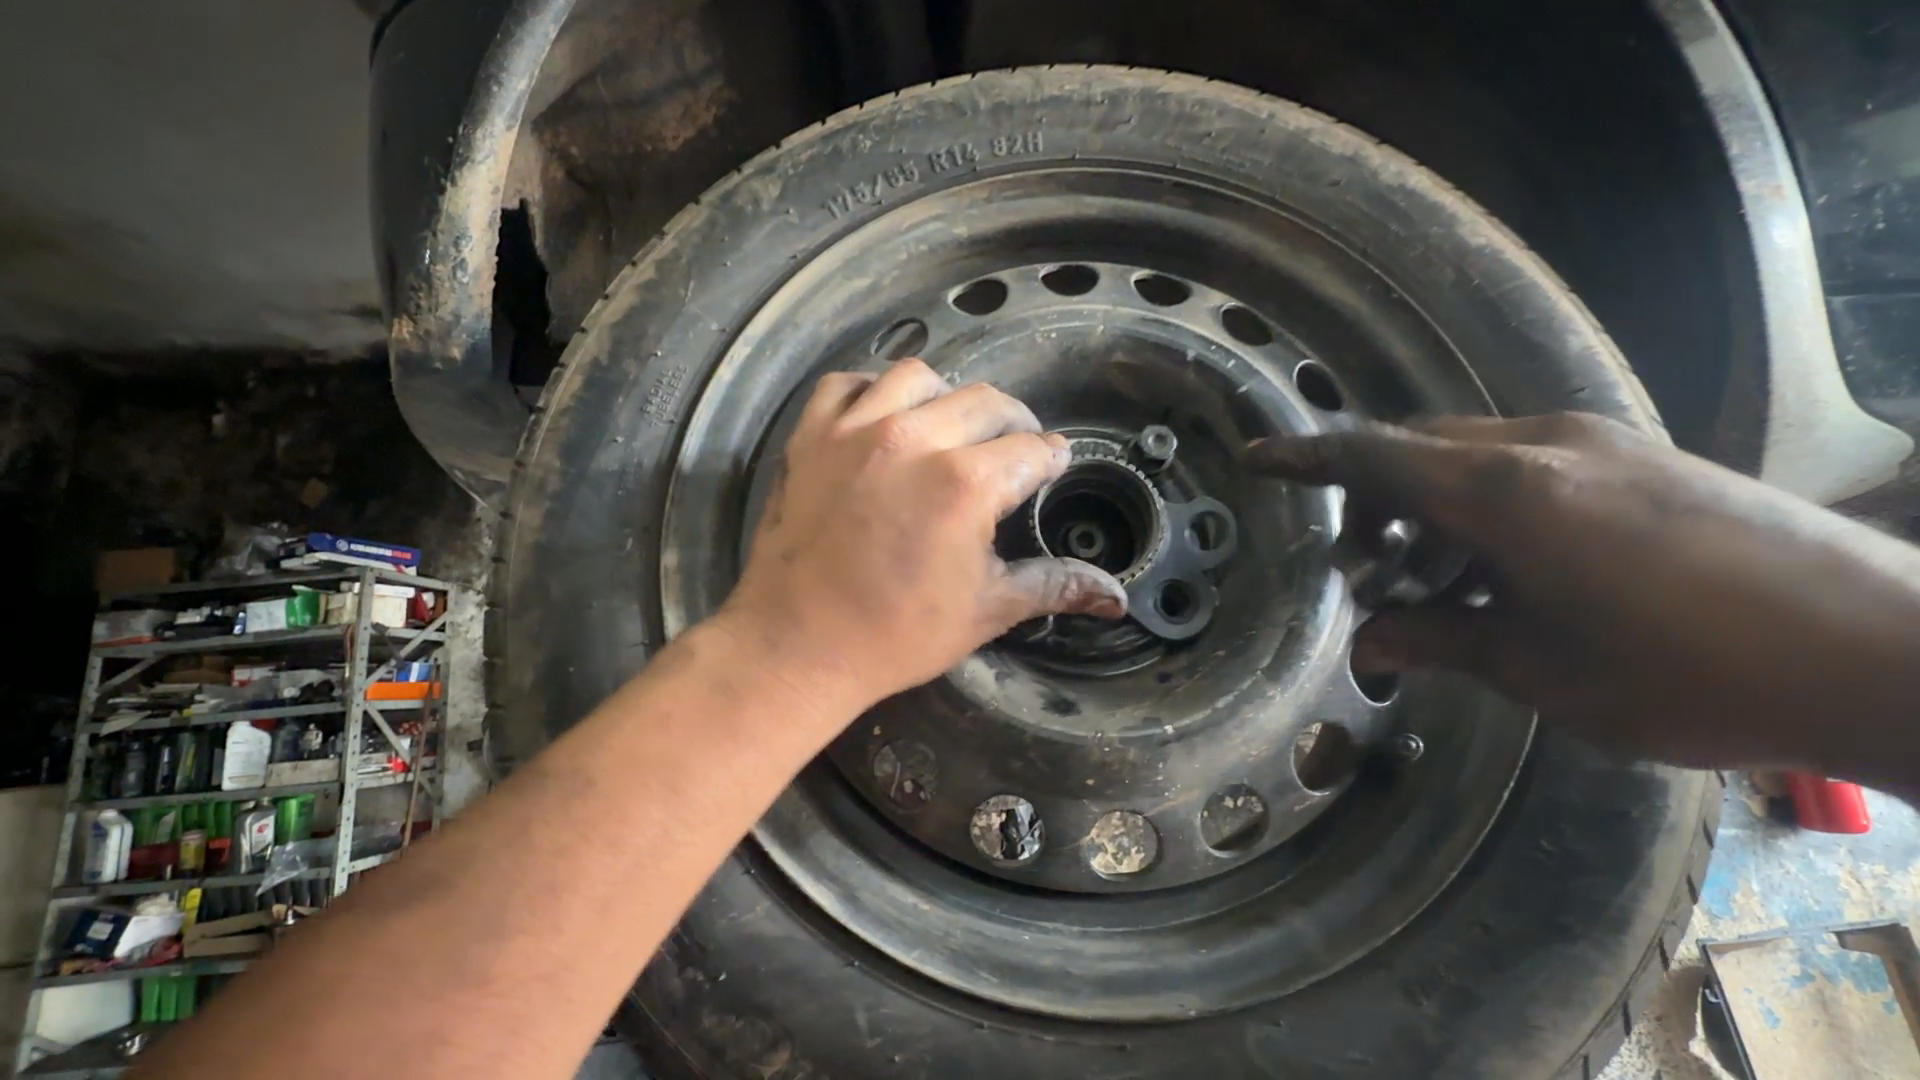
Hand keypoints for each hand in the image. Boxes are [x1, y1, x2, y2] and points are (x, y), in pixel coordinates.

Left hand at [718, 359, 1126, 712]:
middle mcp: (915, 439)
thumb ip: (1053, 585)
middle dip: (1012, 422)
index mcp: (967, 483)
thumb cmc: (896, 635)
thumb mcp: (986, 610)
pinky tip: (883, 416)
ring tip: (950, 424)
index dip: (1050, 458)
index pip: (1031, 449)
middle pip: (985, 402)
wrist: (798, 646)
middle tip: (1012, 448)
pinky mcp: (811, 436)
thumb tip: (1116, 597)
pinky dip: (871, 390)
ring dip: (946, 395)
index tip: (1052, 465)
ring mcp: (856, 430)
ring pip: (918, 377)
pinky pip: (847, 384)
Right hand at [1247, 412, 1919, 789]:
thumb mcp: (1539, 668)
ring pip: (1470, 458)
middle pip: (1418, 451)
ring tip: (1434, 588)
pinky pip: (1526, 466)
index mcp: (1504, 492)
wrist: (1885, 651)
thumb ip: (1438, 641)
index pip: (1373, 458)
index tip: (1256, 460)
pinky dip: (1484, 510)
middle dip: (1373, 505)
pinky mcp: (1642, 459)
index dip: (1306, 459)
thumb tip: (1368, 642)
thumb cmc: (1688, 670)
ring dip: (1430, 511)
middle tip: (1363, 574)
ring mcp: (1600, 445)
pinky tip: (1502, 573)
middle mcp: (1544, 446)